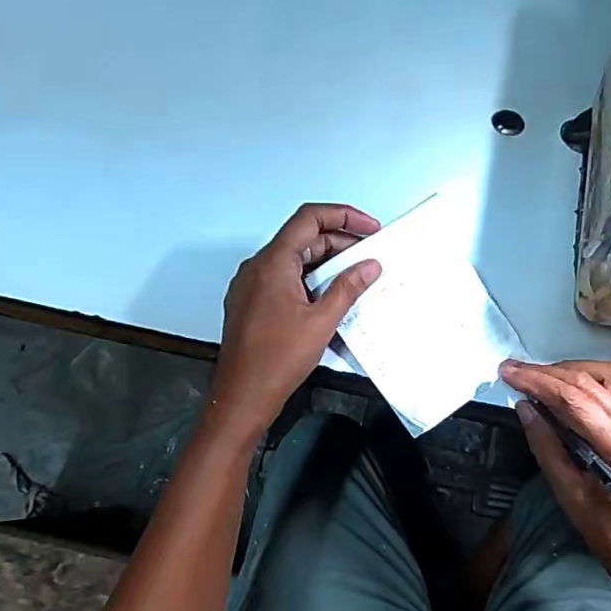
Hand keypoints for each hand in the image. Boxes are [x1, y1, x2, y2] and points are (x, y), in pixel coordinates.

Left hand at [210, 203, 382, 438]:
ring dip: (324, 263)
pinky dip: (308, 280)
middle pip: (302, 238)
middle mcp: (257, 268)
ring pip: (293, 260)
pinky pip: (283, 278)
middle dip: (338, 243)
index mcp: (272, 263)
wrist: (243, 394)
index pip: (309, 218)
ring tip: (353, 278)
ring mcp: (251, 285)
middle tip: (367, 257)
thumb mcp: (322, 322)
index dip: (343, 216)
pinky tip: (328, 298)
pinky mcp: (251, 302)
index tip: (367, 227)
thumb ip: (348, 288)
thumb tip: (367, 267)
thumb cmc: (273, 362)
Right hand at [500, 359, 610, 603]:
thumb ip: (546, 444)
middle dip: (546, 373)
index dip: (536, 381)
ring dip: (572, 369)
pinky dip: (597, 377)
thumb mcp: (567, 492)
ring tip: (543, 375)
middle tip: (515, 370)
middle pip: (586, 384)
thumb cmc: (606, 531)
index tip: (509, 372)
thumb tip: (526, 408)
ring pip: (609, 376)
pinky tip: (576, 382)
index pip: (571, 398)